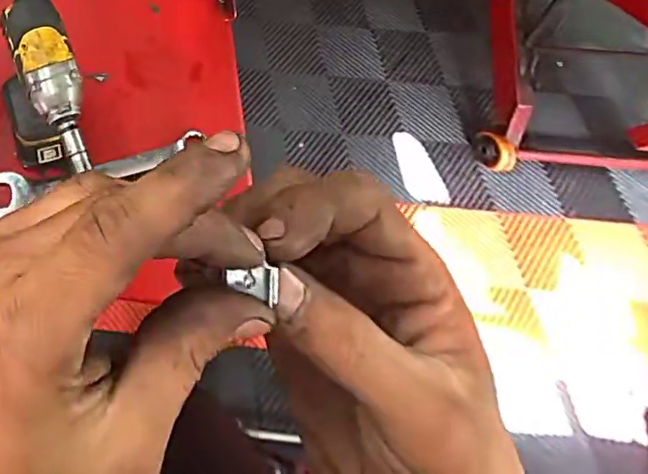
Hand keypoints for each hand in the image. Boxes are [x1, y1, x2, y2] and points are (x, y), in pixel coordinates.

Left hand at [0, 131, 272, 473]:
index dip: (178, 186)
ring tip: (202, 235)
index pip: (112, 226)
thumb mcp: (122, 437)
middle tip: (237, 239)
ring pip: (83, 196)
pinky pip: (60, 208)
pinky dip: (113, 213)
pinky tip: (148, 231)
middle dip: (179, 208)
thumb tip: (237, 299)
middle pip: (104, 204)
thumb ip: (183, 353)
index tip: (225, 158)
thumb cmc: (25, 473)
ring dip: (149, 205)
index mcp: (23, 321)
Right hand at [224, 169, 519, 473]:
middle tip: (229, 243)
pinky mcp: (282, 312)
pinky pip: (246, 272)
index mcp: (407, 268)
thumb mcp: (418, 404)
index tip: (273, 234)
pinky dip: (218, 266)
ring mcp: (317, 284)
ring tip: (203, 257)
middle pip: (304, 200)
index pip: (360, 202)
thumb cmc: (451, 459)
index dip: (315, 203)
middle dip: (264, 211)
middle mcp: (358, 261)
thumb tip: (277, 281)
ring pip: (268, 226)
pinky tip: (196, 276)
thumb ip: (351, 341)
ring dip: (234, 233)